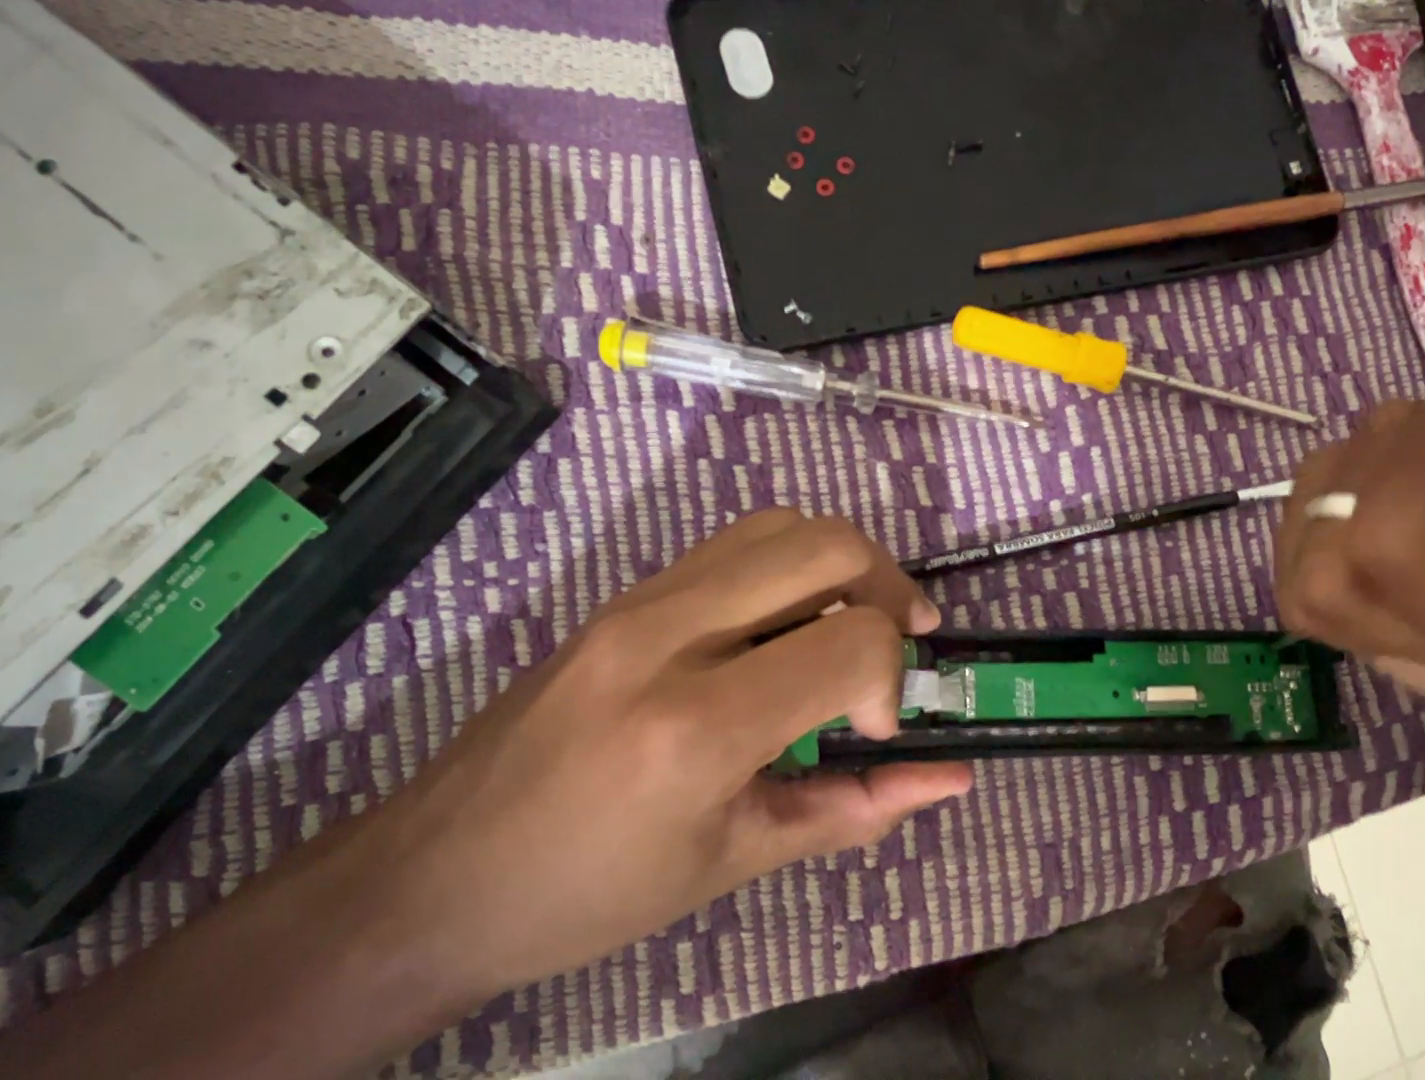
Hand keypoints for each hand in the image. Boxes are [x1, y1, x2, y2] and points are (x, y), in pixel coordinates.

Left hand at [345, 508, 974, 995]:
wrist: (438, 875)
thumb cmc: (590, 893)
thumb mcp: (736, 862)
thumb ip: (855, 809)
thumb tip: (951, 779)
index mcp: (699, 724)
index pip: (851, 641)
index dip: (891, 681)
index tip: (873, 732)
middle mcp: (670, 633)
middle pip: (826, 544)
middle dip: (889, 586)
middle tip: (903, 642)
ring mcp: (638, 601)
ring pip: (778, 525)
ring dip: (842, 563)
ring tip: (858, 621)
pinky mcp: (622, 595)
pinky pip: (730, 545)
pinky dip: (788, 566)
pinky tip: (789, 625)